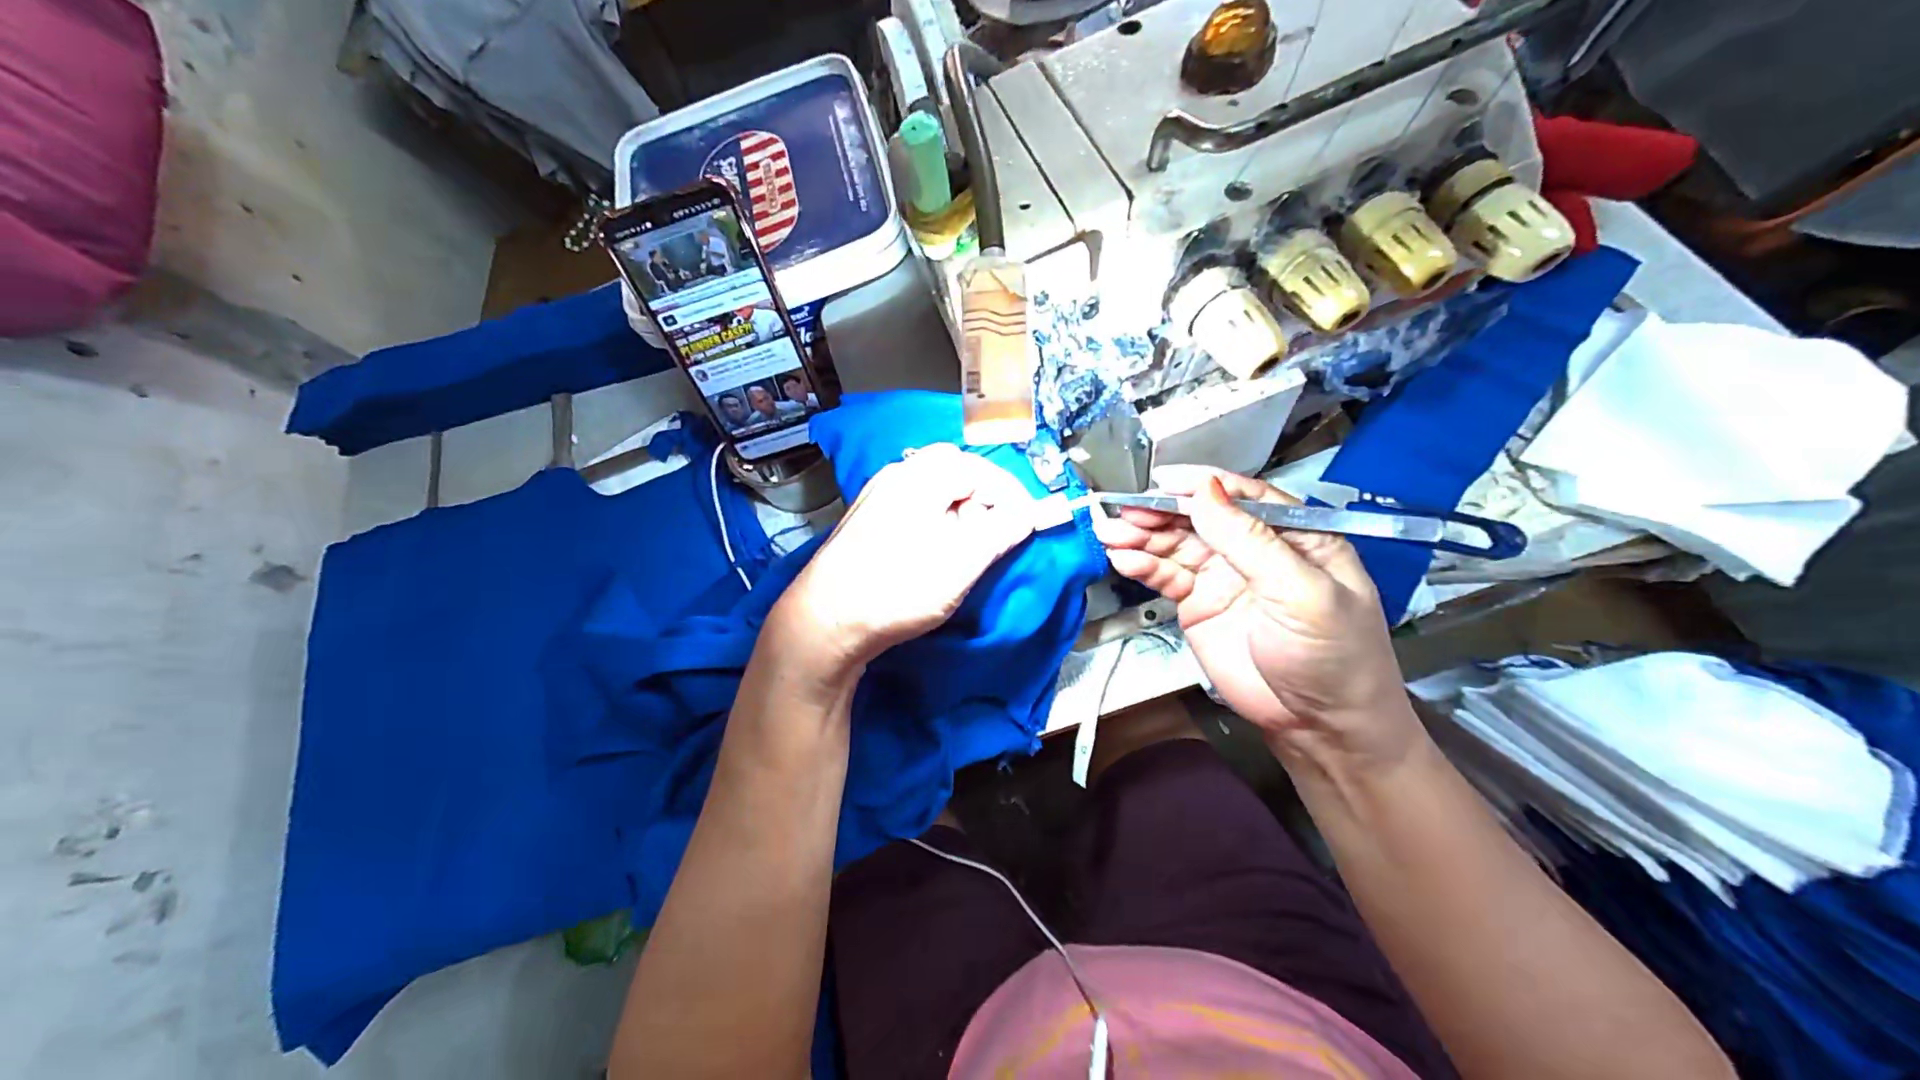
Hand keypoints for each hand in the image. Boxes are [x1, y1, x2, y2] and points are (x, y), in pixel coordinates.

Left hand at [767, 444, 1037, 685]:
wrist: (823, 622)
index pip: (981, 469)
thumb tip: (1024, 515)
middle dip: (983, 495)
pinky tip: (936, 547)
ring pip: (932, 487)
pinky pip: (913, 504)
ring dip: (959, 507)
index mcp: (920, 478)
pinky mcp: (865, 521)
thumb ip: (1000, 532)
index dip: (1011, 494)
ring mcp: (876, 497)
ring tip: (970, 543)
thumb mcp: (961, 563)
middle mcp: (896, 476)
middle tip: (999, 529)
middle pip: (954, 469)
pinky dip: (936, 517)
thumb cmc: (896, 591)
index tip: (1030, 522)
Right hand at [1093, 466, 1422, 777]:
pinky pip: (1166, 576)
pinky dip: (1143, 566)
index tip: (1165, 482)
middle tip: (1128, 511)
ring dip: (1143, 536)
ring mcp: (1225, 577)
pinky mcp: (1200, 605)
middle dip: (1161, 511)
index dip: (1201, 486)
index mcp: (1295, 535)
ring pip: (1176, 544)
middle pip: (1200, 516)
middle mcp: (1256, 550)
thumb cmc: (1339, 661)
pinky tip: (1126, 560)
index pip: (1242, 496)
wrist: (1321, 726)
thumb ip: (1251, 540)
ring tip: (1113, 533)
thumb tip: (1209, 492)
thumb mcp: (1302, 592)